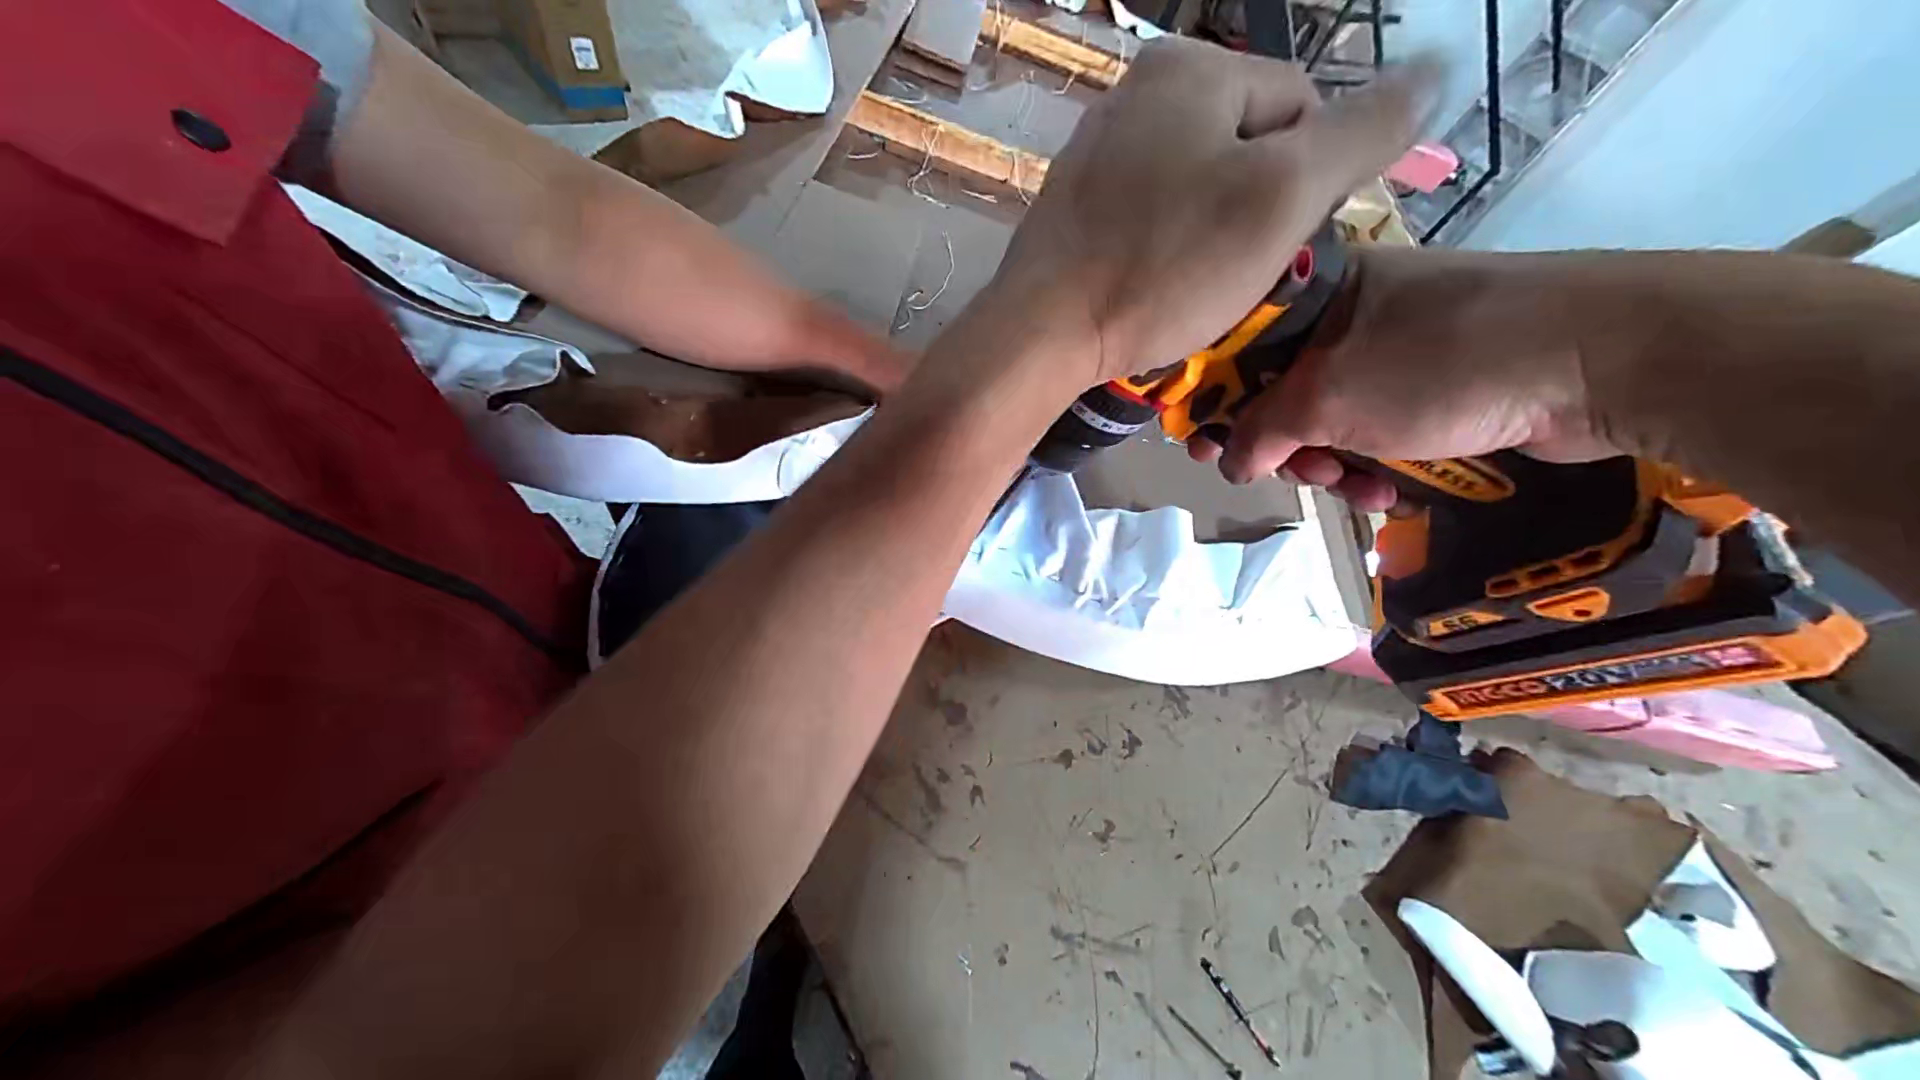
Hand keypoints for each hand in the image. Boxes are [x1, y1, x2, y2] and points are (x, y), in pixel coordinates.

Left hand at [980, 39, 1440, 394]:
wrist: (1043, 333)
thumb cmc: (1163, 266)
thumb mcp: (1282, 196)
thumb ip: (1364, 130)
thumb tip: (1434, 69)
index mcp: (1189, 69)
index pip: (1300, 104)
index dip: (1311, 180)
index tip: (1281, 242)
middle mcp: (1135, 94)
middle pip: (1245, 146)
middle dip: (1256, 210)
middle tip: (1236, 272)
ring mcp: (1095, 153)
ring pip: (1195, 188)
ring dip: (1212, 237)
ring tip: (1194, 288)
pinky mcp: (1073, 209)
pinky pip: (1147, 220)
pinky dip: (1163, 252)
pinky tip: (1155, 286)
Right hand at [1192, 247, 1624, 510]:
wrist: (1599, 359)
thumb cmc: (1438, 361)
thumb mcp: (1326, 400)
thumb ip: (1260, 432)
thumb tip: (1231, 465)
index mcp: (1313, 293)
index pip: (1232, 345)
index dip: (1209, 396)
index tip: (1202, 442)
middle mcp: (1345, 316)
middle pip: (1274, 391)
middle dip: (1280, 445)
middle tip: (1294, 473)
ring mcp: (1389, 352)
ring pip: (1323, 421)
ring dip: (1328, 465)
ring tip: (1354, 487)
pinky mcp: (1428, 387)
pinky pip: (1370, 432)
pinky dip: (1371, 466)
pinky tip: (1387, 491)